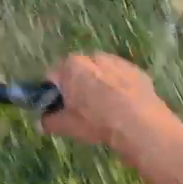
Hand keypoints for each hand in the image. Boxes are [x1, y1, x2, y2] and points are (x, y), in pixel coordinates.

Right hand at [42, 53, 182, 154]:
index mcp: (71, 66)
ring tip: (105, 110)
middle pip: (78, 72)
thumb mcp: (67, 127)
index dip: (54, 94)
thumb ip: (49, 121)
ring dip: (99, 85)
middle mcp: (92, 57)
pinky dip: (119, 88)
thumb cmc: (97, 123)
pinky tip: (124, 108)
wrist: (142, 126)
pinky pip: (121, 78)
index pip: (53, 77)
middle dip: (77, 87)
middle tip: (81, 110)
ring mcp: (116, 62)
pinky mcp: (137, 71)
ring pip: (101, 73)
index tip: (59, 109)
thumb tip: (41, 122)